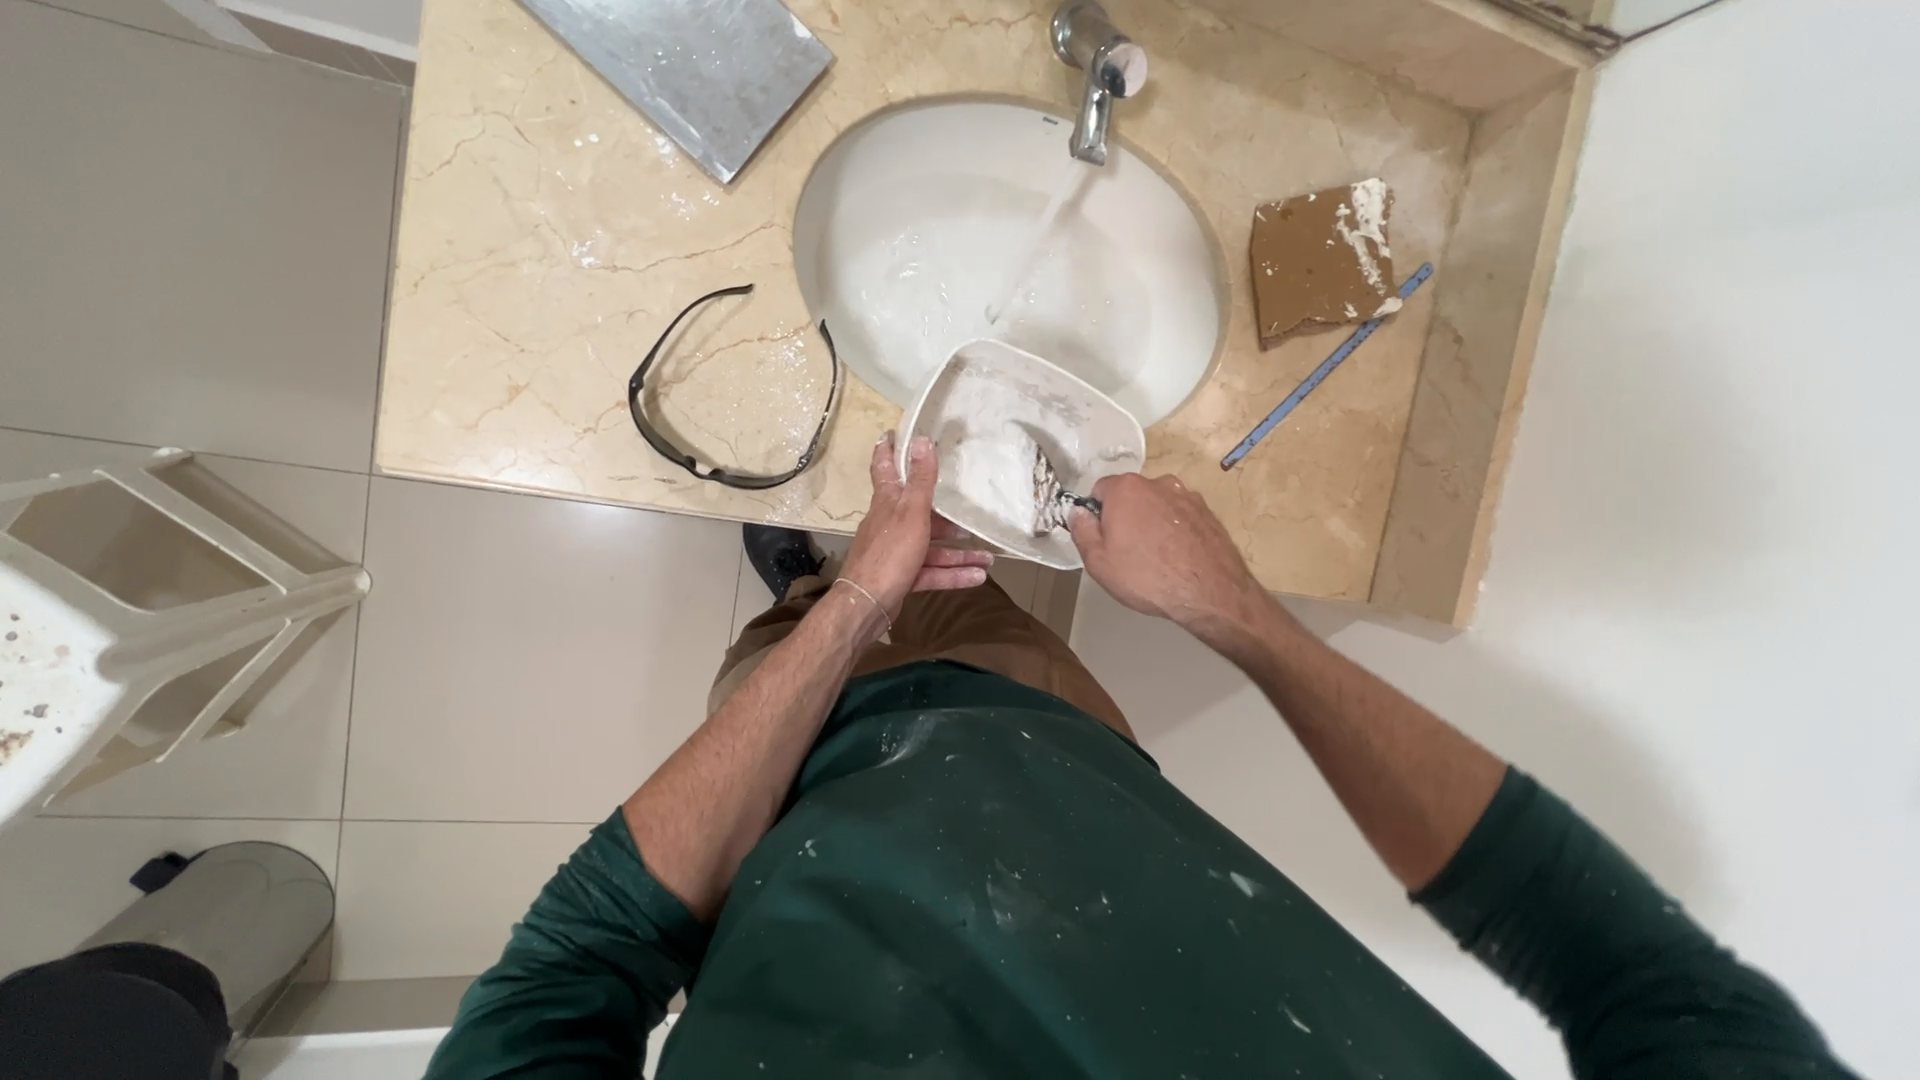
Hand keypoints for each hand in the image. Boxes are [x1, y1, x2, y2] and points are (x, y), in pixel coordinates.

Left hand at [840, 432, 992, 619]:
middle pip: (919, 513)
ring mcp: (896, 552)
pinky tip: (978, 577)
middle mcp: (890, 524)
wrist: (868, 603)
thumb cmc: (889, 552)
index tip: (892, 433)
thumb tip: (922, 441)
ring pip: (932, 548)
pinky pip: (932, 572)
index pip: (884, 468)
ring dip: (958, 553)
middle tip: (967, 512)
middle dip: (945, 516)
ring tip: (987, 556)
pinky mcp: (902, 577)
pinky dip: (953, 574)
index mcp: (887, 502)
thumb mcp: (910, 512)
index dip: (887, 450)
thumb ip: (920, 480)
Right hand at [1071, 473, 1263, 633]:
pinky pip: (1180, 515)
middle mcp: (1157, 482)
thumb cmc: (1146, 576)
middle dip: (1125, 516)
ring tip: (1155, 556)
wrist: (1209, 592)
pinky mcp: (1207, 511)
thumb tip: (1078, 511)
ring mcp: (1186, 495)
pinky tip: (1177, 555)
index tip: (1102, 539)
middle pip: (1130, 495)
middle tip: (1126, 551)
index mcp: (1125, 488)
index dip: (1096, 514)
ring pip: (1157, 504)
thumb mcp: (1098, 561)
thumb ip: (1082, 530)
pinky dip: (1174, 529)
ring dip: (1151, 521)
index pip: (1099, 490)